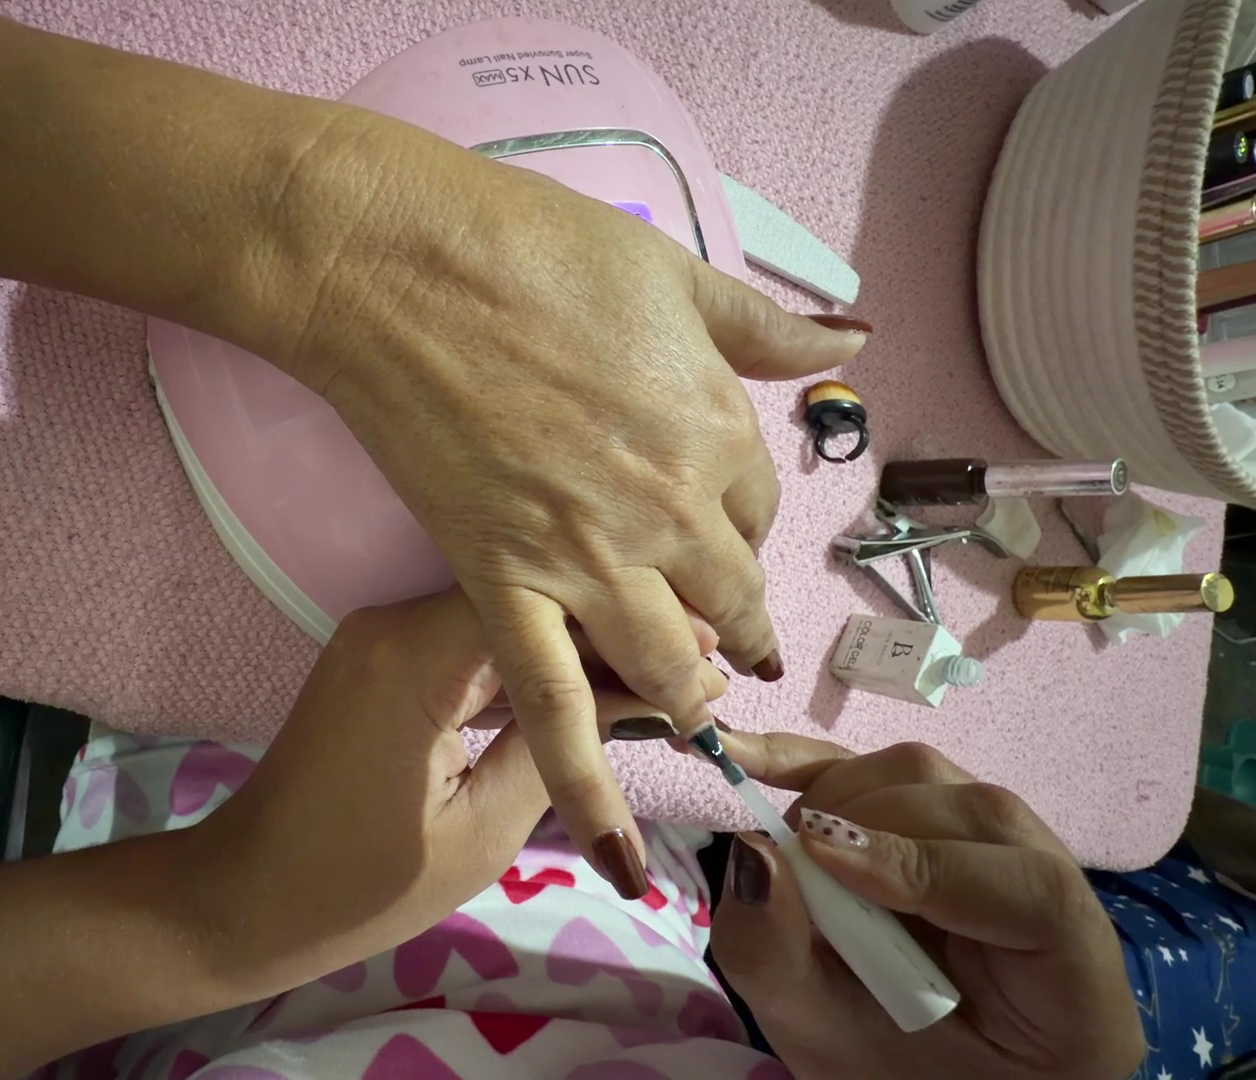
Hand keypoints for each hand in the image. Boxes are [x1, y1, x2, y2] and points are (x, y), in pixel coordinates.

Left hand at [191, 589, 713, 987]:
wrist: (251, 890)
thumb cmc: (367, 881)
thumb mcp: (485, 826)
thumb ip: (564, 750)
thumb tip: (646, 698)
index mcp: (415, 657)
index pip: (544, 605)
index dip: (628, 623)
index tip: (707, 651)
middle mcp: (392, 621)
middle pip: (522, 601)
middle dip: (606, 634)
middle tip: (692, 668)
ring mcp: (378, 631)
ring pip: (497, 616)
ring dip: (566, 646)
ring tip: (650, 676)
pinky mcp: (375, 651)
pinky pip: (463, 639)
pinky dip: (521, 660)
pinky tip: (577, 681)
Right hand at [268, 123, 868, 898]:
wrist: (403, 270)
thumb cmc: (533, 250)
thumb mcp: (672, 272)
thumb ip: (765, 324)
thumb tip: (852, 337)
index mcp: (715, 429)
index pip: (755, 511)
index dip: (735, 525)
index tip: (711, 529)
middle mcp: (669, 512)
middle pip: (725, 602)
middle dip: (729, 623)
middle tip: (713, 635)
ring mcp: (586, 562)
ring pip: (665, 666)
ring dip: (682, 691)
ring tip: (679, 702)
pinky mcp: (501, 589)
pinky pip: (553, 712)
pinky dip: (588, 789)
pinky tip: (619, 858)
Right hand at [705, 732, 1144, 1079]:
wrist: (884, 1058)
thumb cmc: (871, 1062)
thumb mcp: (812, 1027)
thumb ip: (775, 951)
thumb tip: (752, 846)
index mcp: (1070, 992)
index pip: (1035, 894)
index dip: (923, 861)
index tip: (819, 859)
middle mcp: (1053, 900)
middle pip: (975, 814)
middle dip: (862, 823)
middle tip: (793, 861)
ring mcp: (999, 845)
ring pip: (928, 776)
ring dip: (836, 796)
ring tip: (794, 848)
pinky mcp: (935, 814)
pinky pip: (879, 766)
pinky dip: (808, 760)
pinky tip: (751, 757)